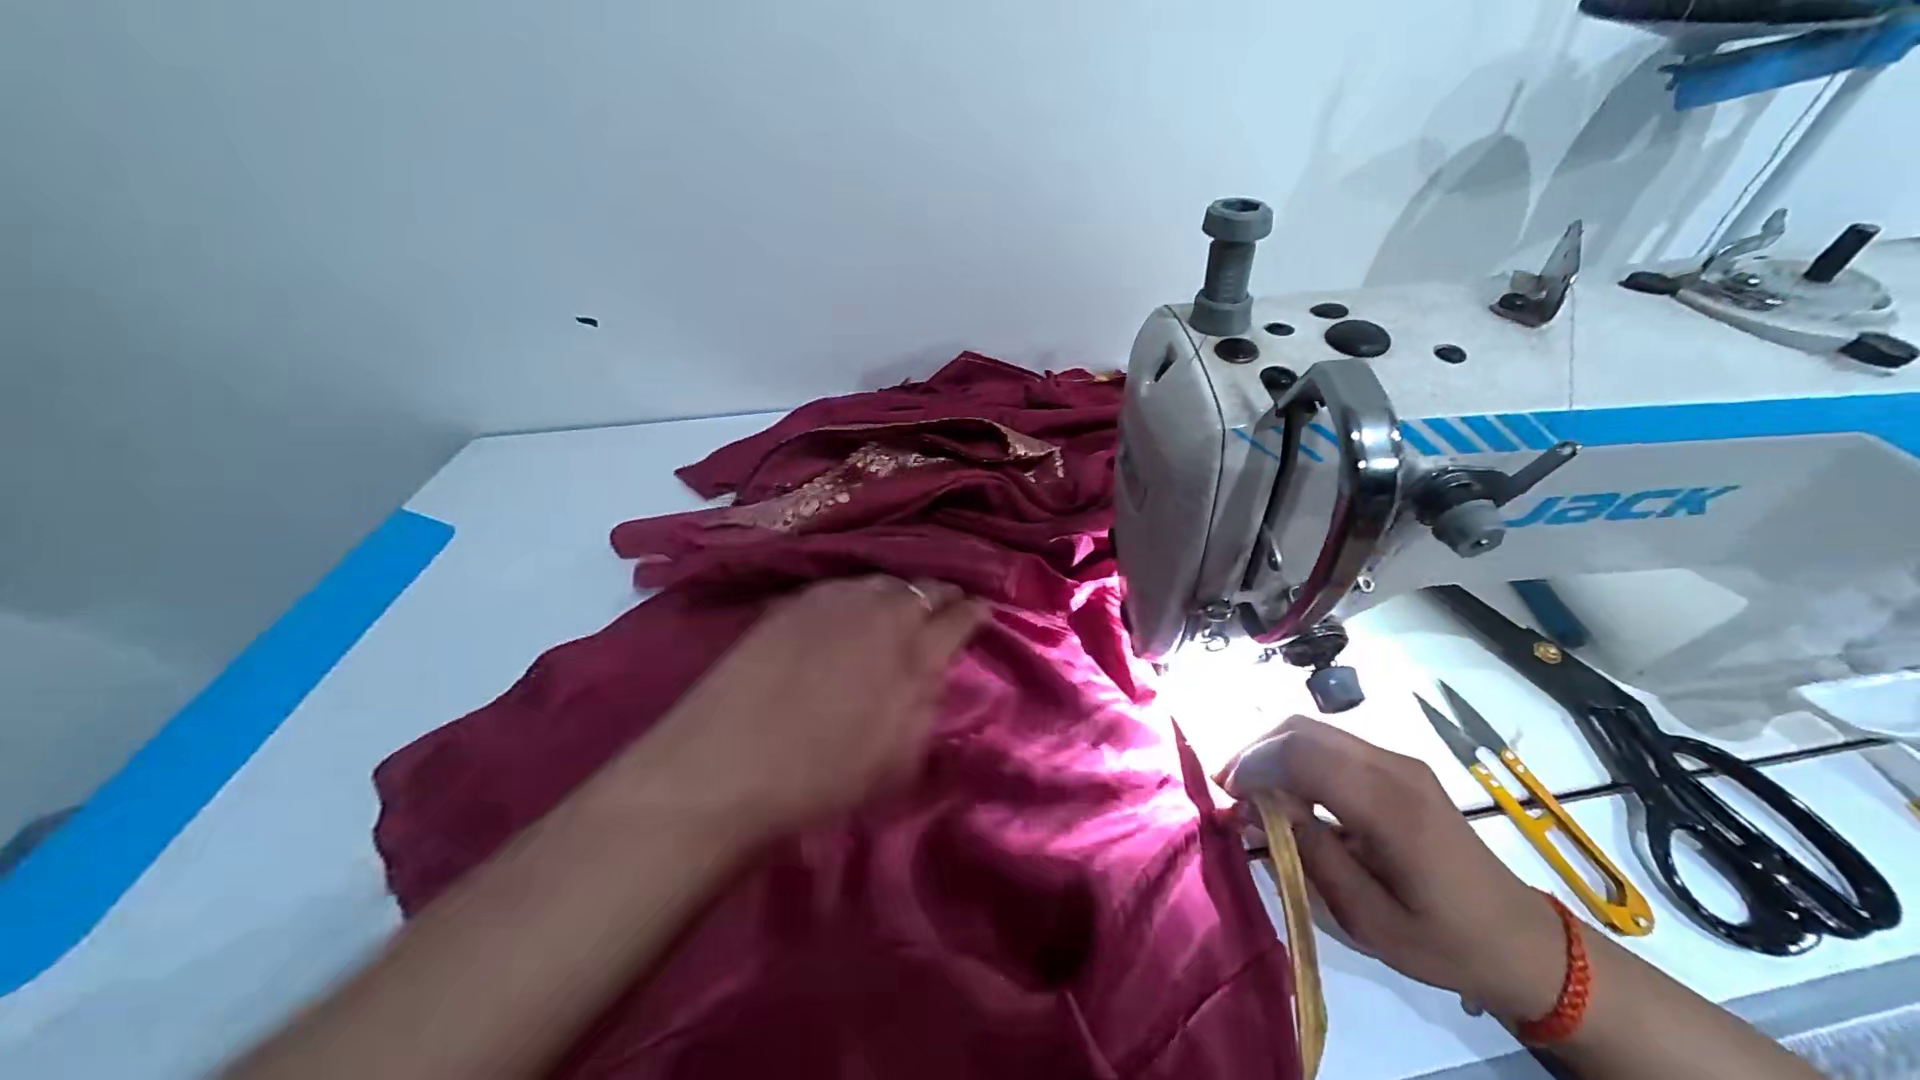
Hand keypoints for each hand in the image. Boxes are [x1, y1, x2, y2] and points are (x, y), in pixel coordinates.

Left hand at [605, 575, 986, 841]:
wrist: (730, 765)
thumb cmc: (823, 780)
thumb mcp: (899, 762)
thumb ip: (927, 709)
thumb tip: (936, 675)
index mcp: (917, 658)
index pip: (961, 618)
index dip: (975, 612)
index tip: (980, 612)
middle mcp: (883, 616)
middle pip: (925, 587)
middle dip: (941, 593)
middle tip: (945, 603)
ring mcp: (836, 602)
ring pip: (883, 580)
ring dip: (899, 590)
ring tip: (898, 604)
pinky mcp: (795, 601)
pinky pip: (841, 586)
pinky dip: (857, 594)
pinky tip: (849, 609)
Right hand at [1222, 716, 1566, 1023]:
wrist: (1520, 940)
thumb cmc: (1444, 941)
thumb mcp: (1367, 919)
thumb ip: (1309, 856)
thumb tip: (1258, 812)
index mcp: (1390, 807)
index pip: (1301, 755)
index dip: (1252, 767)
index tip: (1228, 799)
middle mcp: (1393, 768)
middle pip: (1300, 730)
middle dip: (1253, 754)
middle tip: (1229, 793)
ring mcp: (1397, 761)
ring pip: (1310, 730)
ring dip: (1271, 753)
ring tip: (1250, 793)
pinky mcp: (1396, 766)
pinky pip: (1329, 743)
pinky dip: (1294, 758)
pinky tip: (1285, 793)